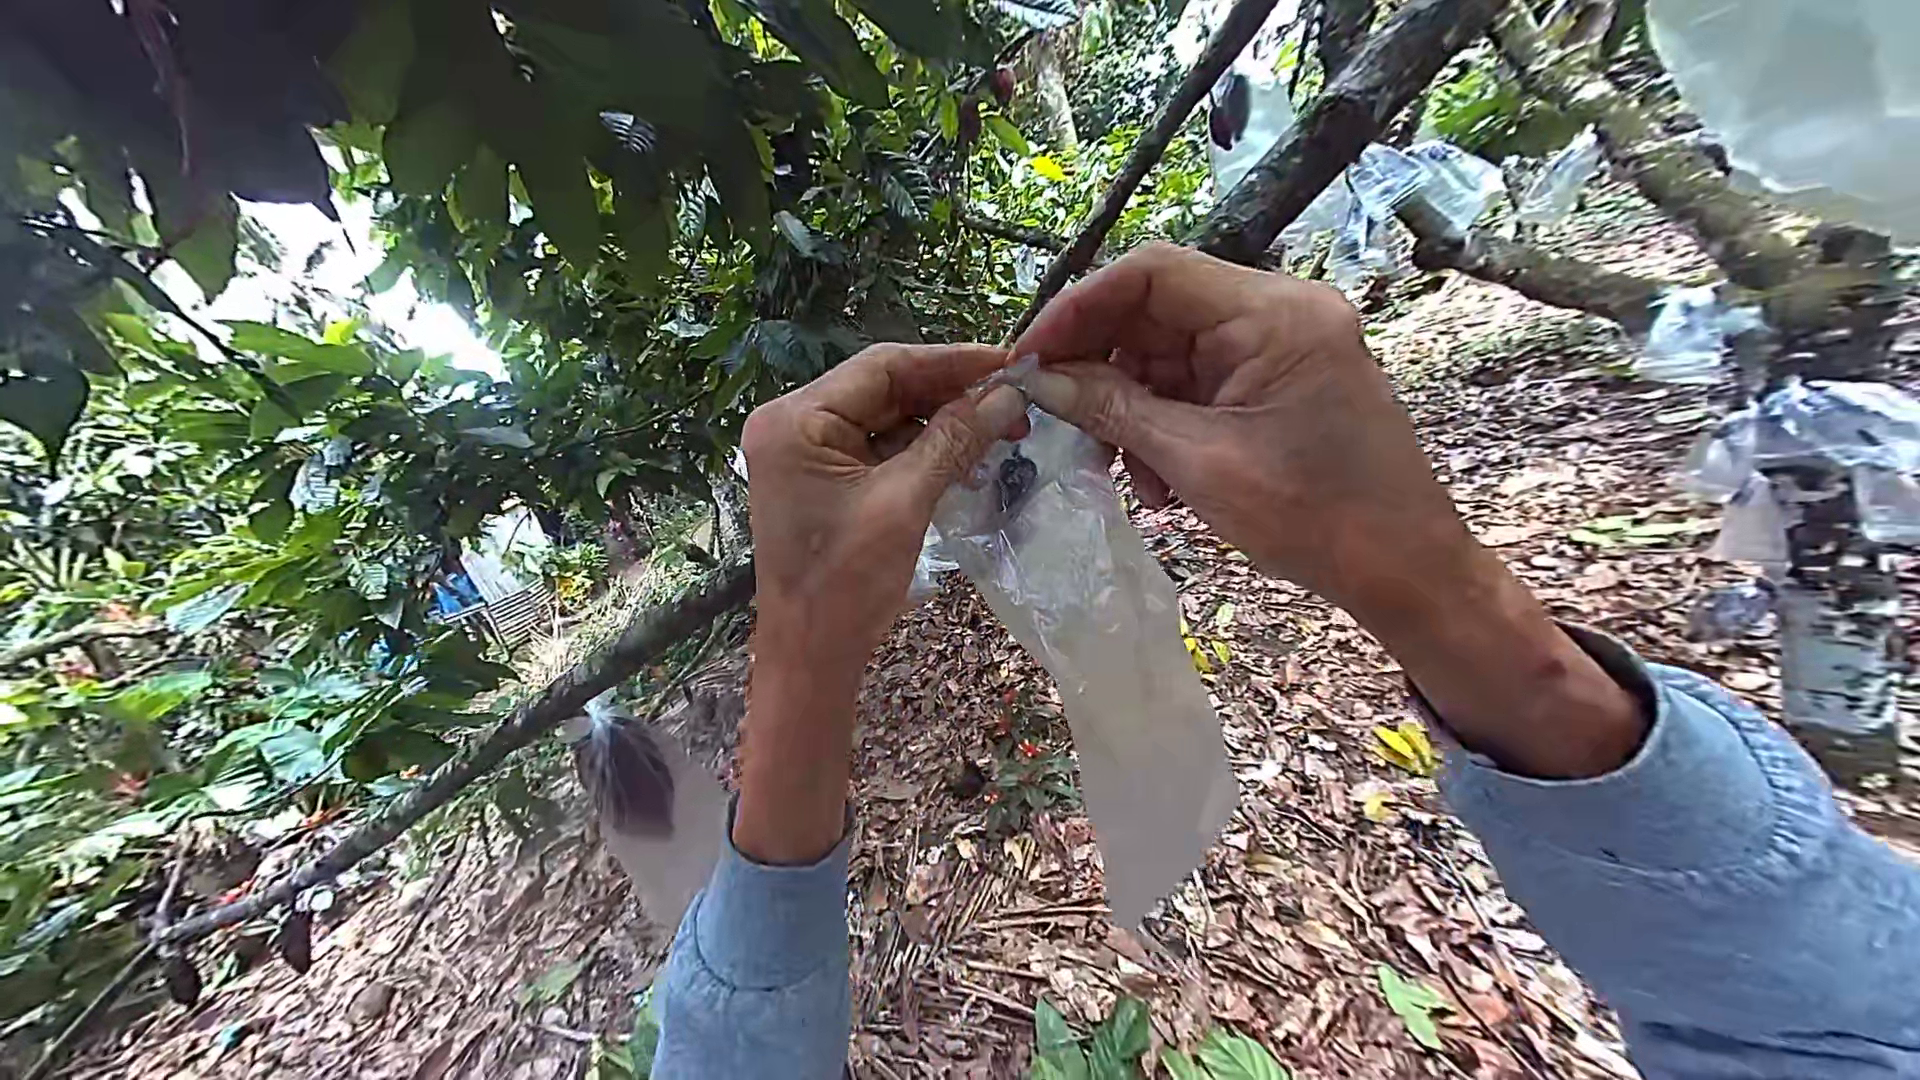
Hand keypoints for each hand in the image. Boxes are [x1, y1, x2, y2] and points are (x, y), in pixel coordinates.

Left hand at [735, 343, 1027, 861]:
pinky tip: (970, 453)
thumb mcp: (905, 503)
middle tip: (1013, 396)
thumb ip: (954, 440)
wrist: (813, 655)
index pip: (882, 368)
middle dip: (951, 394)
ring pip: (889, 420)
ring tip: (1002, 424)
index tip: (1007, 361)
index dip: (950, 362)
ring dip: (943, 423)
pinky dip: (925, 450)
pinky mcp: (828, 479)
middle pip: (886, 391)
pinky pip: (883, 450)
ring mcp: (810, 453)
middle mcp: (796, 425)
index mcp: (796, 420)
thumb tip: (1008, 394)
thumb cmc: (847, 584)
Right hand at [1012, 244, 1643, 777]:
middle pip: (1151, 318)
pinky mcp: (1263, 388)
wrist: (1400, 570)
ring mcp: (1269, 352)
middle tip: (1057, 420)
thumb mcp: (1198, 462)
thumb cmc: (1314, 517)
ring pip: (1162, 361)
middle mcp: (1271, 316)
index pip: (1152, 274)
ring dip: (1126, 413)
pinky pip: (1187, 392)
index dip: (1078, 308)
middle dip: (1098, 371)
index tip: (1029, 356)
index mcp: (1271, 314)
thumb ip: (1114, 410)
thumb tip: (1039, 380)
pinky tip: (1158, 483)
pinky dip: (1157, 431)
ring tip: (1121, 473)